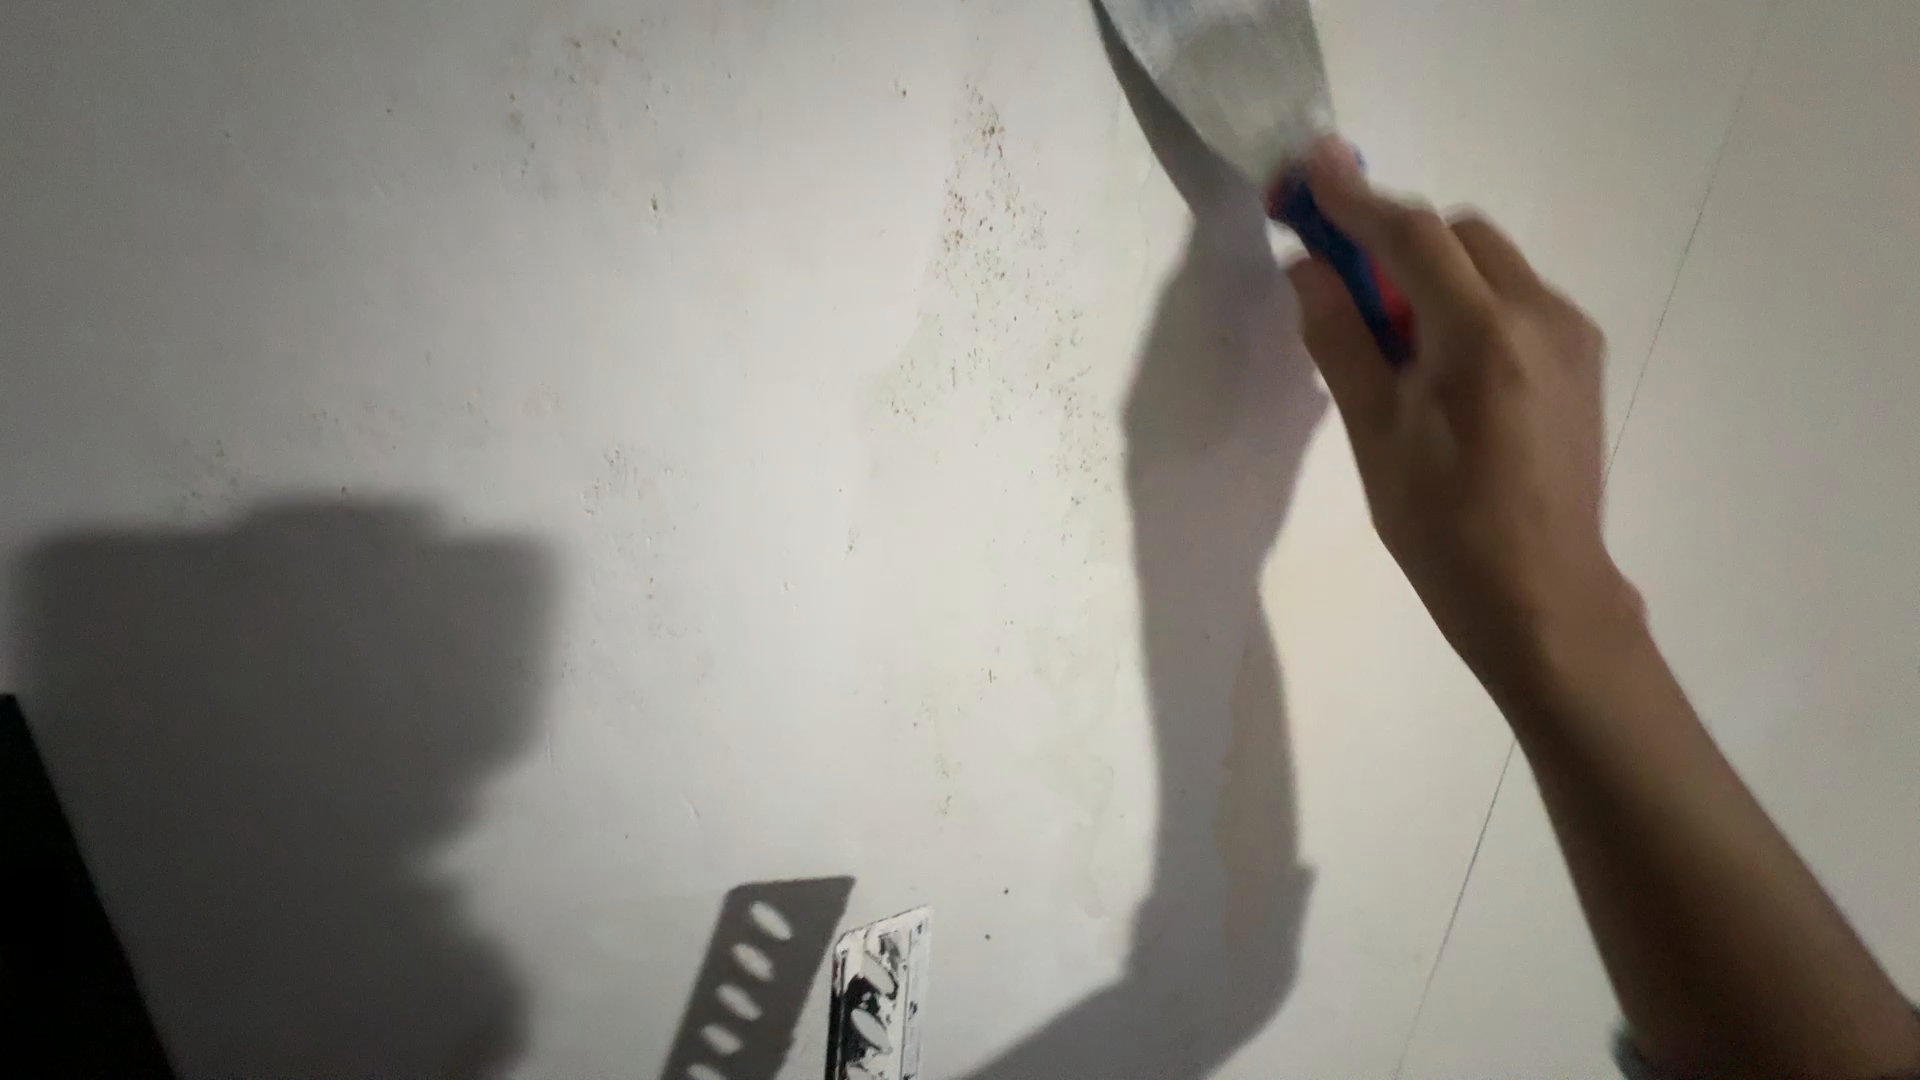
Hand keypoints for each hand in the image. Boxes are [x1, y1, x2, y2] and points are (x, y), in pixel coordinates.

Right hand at [1287, 139, 1634, 694]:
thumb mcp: (1372, 434)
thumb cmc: (1438, 524)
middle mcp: (1541, 315)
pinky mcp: (1578, 357)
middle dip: (1392, 239)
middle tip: (1335, 283)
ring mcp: (1570, 334)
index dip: (1354, 200)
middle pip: (1457, 234)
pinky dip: (1458, 302)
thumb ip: (1340, 340)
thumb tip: (1307, 269)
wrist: (1536, 590)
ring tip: (1383, 340)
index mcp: (1481, 337)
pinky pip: (1509, 297)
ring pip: (1486, 262)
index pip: (1412, 237)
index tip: (1306, 175)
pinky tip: (1430, 362)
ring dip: (1425, 272)